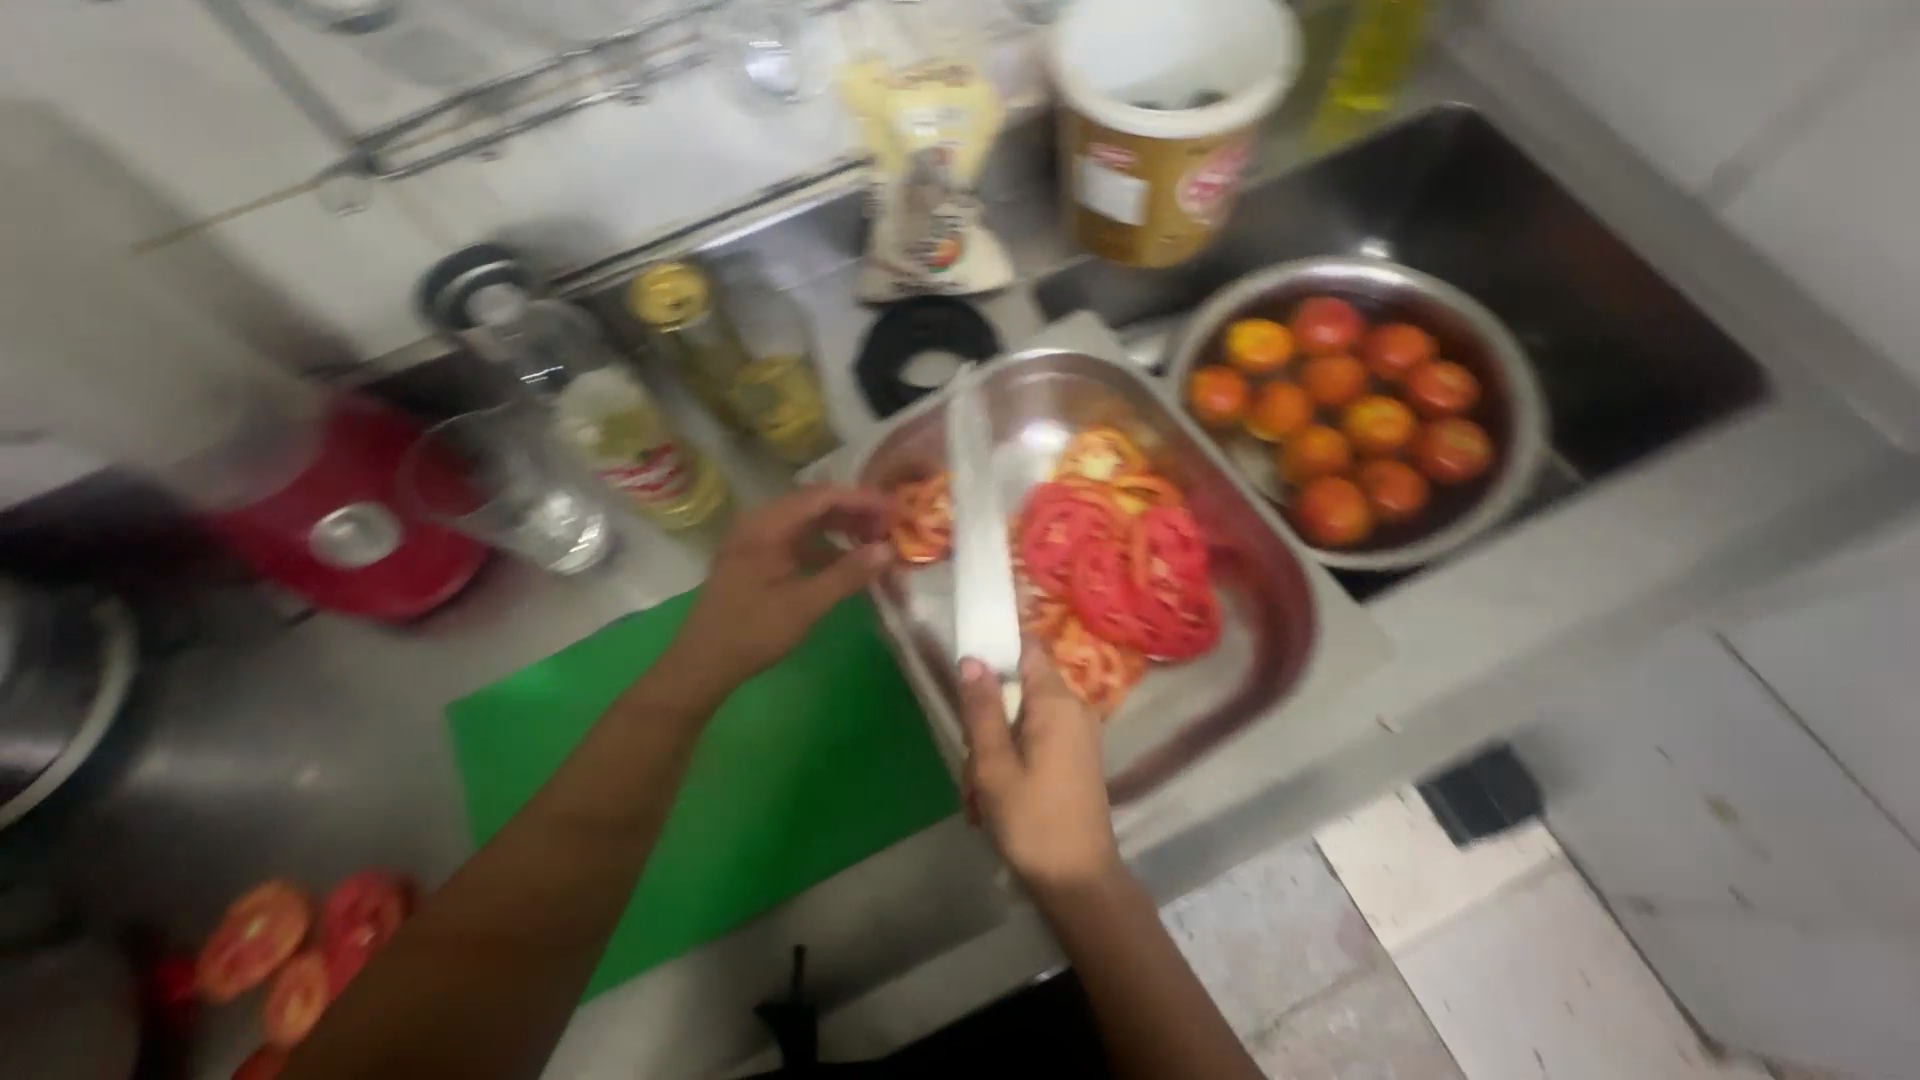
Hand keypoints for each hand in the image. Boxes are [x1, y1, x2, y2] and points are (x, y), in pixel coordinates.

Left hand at [666, 486, 891, 695]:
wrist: (701, 664)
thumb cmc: (751, 632)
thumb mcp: (804, 605)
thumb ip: (847, 574)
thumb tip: (888, 551)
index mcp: (766, 526)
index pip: (822, 497)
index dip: (862, 499)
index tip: (895, 509)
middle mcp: (759, 523)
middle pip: (814, 505)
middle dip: (854, 512)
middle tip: (891, 526)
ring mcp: (755, 541)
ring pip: (807, 523)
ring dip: (841, 529)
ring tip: (876, 542)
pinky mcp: (756, 560)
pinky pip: (797, 541)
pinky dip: (824, 548)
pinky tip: (848, 564)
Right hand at [959, 644, 1121, 895]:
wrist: (1079, 883)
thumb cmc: (1033, 822)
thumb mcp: (994, 766)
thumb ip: (982, 710)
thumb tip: (972, 659)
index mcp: (1057, 703)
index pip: (1026, 648)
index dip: (995, 652)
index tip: (967, 680)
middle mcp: (1074, 710)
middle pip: (1018, 690)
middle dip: (985, 723)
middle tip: (971, 768)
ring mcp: (1078, 736)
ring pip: (1020, 722)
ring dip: (992, 753)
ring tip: (978, 798)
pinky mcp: (1076, 760)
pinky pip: (1034, 744)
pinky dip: (1011, 765)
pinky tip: (993, 804)